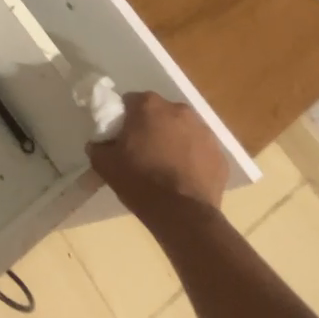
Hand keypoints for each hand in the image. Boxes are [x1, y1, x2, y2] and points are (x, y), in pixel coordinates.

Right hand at [86, 91, 227, 216]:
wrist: (183, 216)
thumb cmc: (140, 182)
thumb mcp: (105, 164)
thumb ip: (99, 146)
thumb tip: (99, 143)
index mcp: (149, 105)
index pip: (131, 101)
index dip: (125, 118)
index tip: (123, 137)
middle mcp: (179, 110)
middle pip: (160, 113)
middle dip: (153, 126)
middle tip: (144, 151)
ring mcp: (204, 132)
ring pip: (183, 130)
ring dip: (175, 140)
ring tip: (166, 166)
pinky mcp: (220, 155)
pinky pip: (201, 150)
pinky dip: (193, 158)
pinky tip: (185, 178)